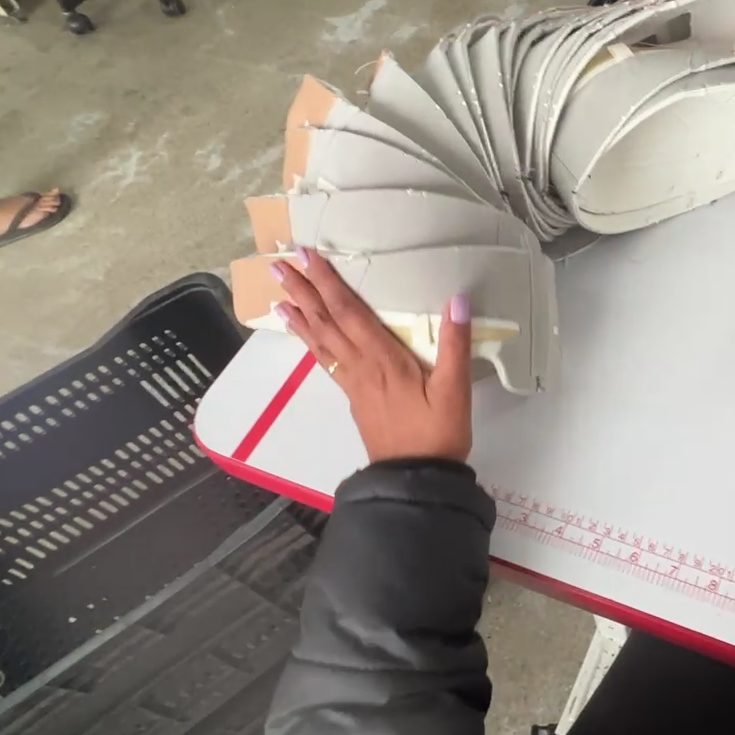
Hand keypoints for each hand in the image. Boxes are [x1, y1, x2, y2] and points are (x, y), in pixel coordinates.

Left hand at [272, 248, 472, 463]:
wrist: (414, 479)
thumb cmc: (437, 433)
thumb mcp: (455, 388)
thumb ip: (454, 343)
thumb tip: (457, 299)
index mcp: (383, 359)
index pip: (350, 312)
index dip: (328, 282)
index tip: (308, 256)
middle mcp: (360, 367)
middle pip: (326, 322)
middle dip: (303, 291)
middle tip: (277, 265)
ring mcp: (353, 383)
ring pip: (320, 341)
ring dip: (300, 315)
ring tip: (278, 294)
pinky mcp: (353, 398)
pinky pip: (324, 361)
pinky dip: (310, 342)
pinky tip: (304, 335)